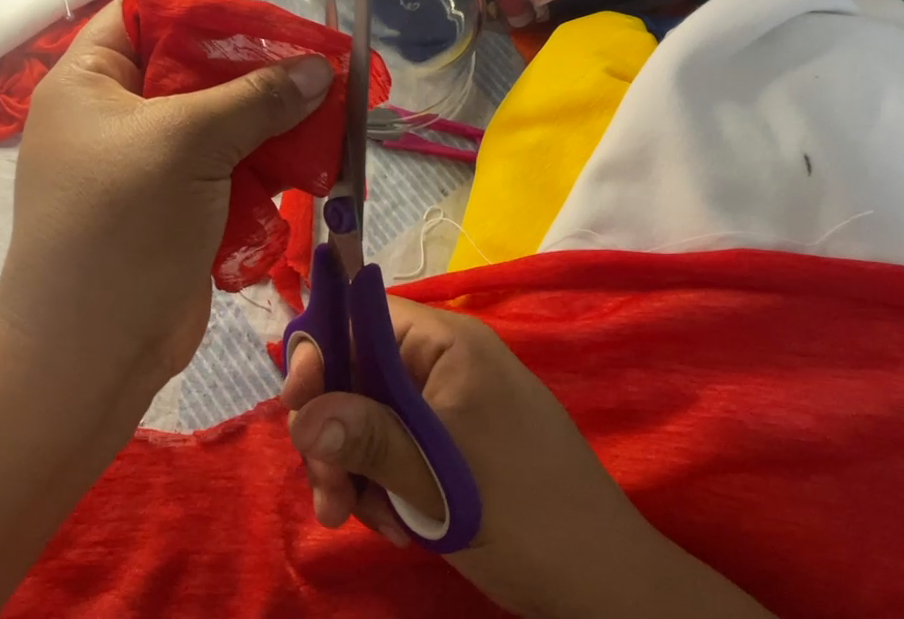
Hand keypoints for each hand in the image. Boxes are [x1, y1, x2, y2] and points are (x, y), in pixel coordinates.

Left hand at [0, 0, 333, 390]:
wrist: (91, 351)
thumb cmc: (122, 226)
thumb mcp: (185, 144)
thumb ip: (254, 99)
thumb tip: (317, 67)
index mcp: (89, 83)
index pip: (142, 18)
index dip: (199, 14)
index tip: (265, 27)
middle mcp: (112, 118)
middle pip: (189, 72)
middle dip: (251, 75)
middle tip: (314, 73)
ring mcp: (143, 168)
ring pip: (214, 126)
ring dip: (265, 127)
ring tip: (323, 120)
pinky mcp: (172, 210)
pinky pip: (222, 173)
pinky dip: (258, 171)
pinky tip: (302, 171)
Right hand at [283, 298, 773, 618]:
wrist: (608, 587)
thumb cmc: (529, 517)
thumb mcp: (438, 479)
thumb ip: (366, 437)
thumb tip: (299, 415)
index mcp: (445, 344)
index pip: (357, 315)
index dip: (319, 352)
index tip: (296, 405)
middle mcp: (440, 362)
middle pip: (351, 373)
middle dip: (330, 431)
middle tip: (329, 493)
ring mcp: (442, 402)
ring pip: (362, 415)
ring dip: (350, 468)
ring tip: (363, 520)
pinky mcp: (444, 441)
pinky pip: (386, 445)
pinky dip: (377, 483)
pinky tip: (394, 523)